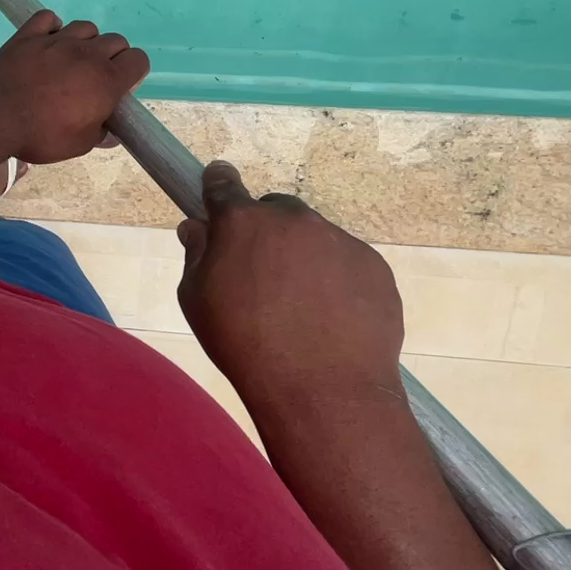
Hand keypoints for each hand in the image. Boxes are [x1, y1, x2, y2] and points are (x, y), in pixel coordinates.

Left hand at [0, 10, 148, 163]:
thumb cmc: (41, 135)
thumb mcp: (78, 144)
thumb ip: (98, 134)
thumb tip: (109, 133)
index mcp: (106, 80)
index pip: (138, 60)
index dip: (131, 72)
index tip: (116, 87)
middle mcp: (86, 54)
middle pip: (115, 40)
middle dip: (110, 56)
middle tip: (91, 77)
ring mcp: (56, 41)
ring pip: (84, 27)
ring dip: (83, 41)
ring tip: (67, 60)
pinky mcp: (27, 36)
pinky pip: (46, 17)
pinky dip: (50, 26)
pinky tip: (45, 40)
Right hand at [175, 161, 403, 408]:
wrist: (321, 387)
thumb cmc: (241, 340)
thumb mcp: (195, 298)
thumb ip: (196, 255)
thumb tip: (199, 228)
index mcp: (242, 222)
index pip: (224, 183)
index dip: (217, 182)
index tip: (215, 182)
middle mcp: (293, 220)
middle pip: (274, 209)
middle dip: (263, 228)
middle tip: (257, 268)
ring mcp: (339, 240)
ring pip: (312, 236)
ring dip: (300, 254)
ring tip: (297, 301)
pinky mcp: (375, 266)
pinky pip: (345, 260)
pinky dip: (333, 277)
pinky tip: (328, 314)